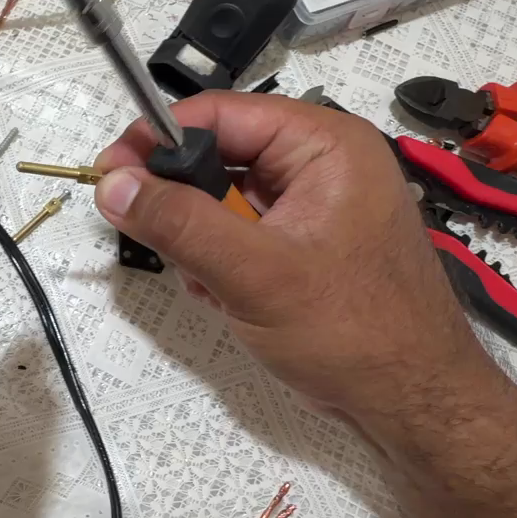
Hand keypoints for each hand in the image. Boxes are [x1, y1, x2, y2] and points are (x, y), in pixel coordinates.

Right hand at [91, 91, 502, 427]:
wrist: (409, 403)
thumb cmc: (350, 331)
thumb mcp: (253, 273)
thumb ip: (178, 224)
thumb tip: (111, 184)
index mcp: (323, 145)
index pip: (219, 114)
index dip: (157, 139)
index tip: (107, 175)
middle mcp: (317, 164)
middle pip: (216, 156)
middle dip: (181, 203)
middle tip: (160, 241)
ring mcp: (309, 206)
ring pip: (219, 200)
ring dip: (197, 241)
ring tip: (208, 281)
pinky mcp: (299, 243)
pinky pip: (235, 233)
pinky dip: (215, 261)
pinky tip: (224, 295)